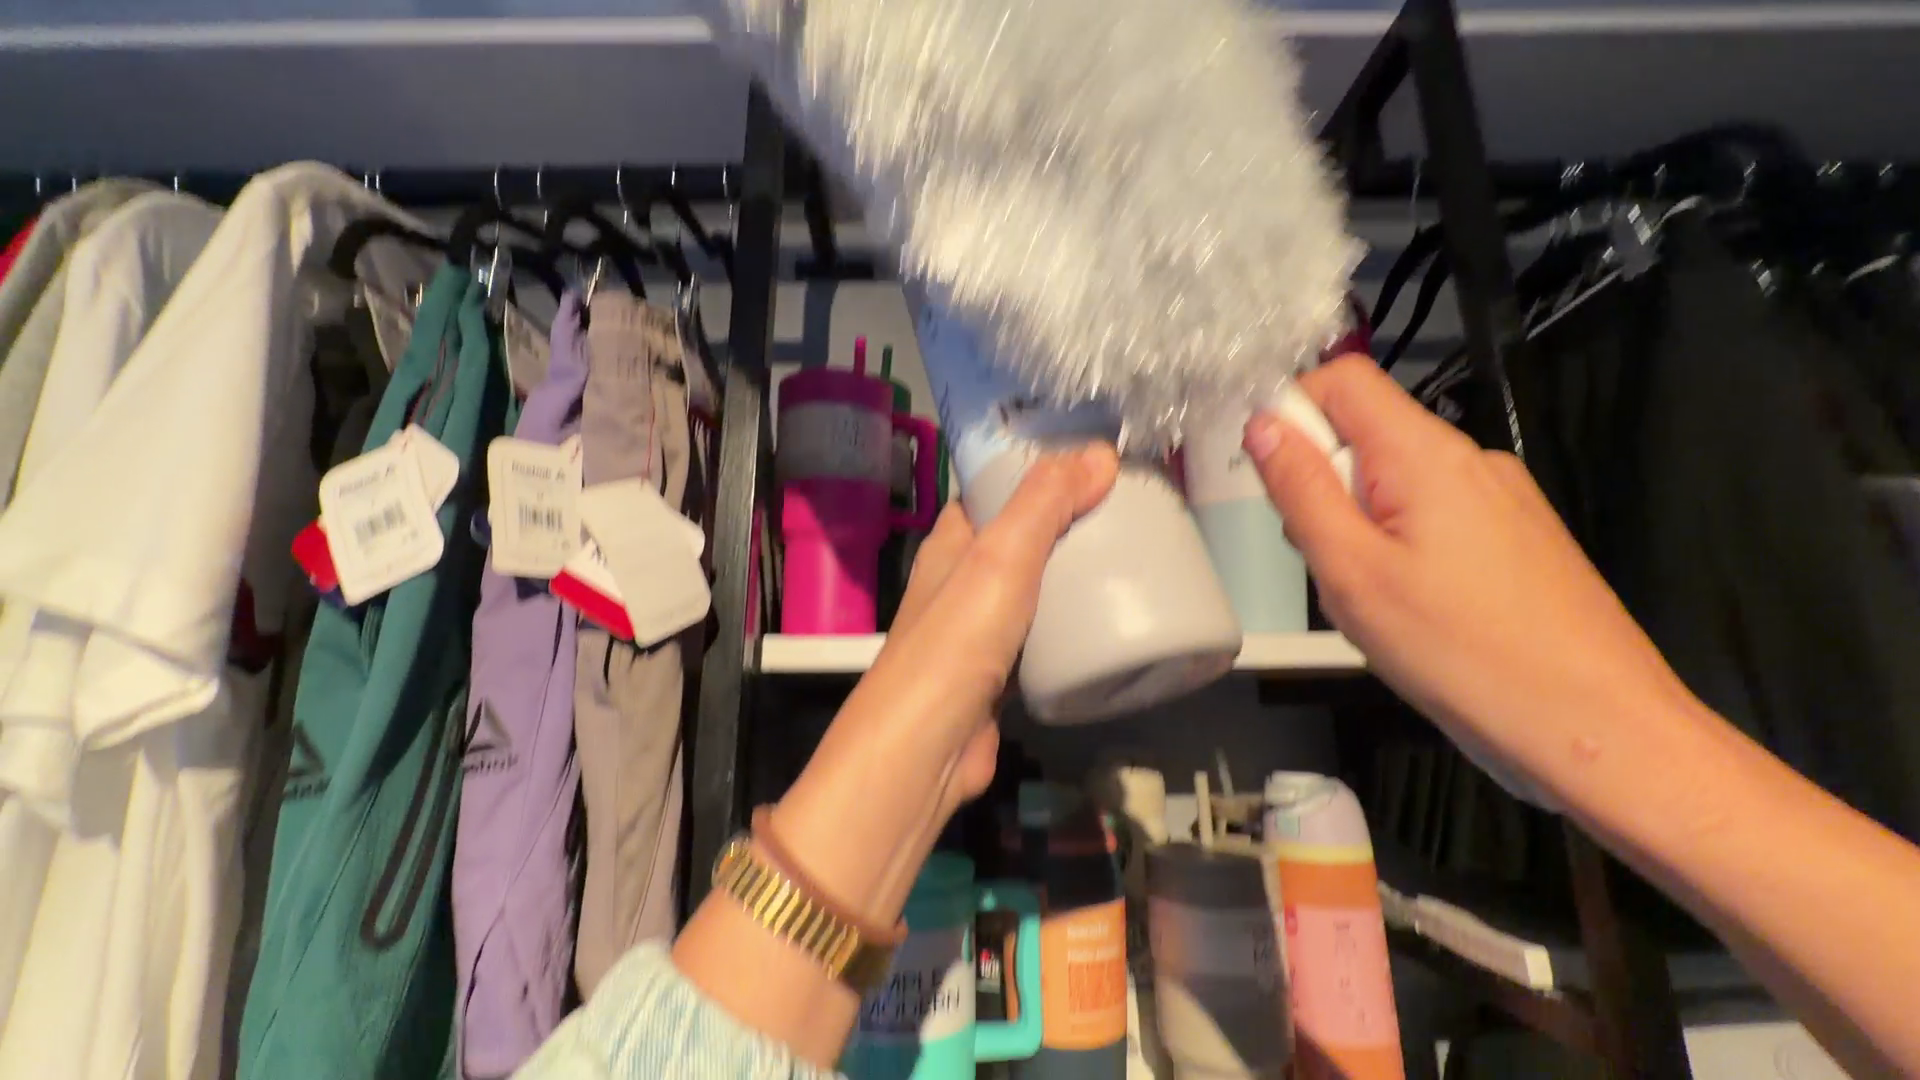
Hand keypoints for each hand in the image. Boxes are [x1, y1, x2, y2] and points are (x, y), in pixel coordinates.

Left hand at [838, 444, 1118, 806]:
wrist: (928, 747)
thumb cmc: (958, 640)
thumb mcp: (1002, 556)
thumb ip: (1045, 502)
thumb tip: (1099, 453)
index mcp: (952, 541)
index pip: (995, 489)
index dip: (1039, 470)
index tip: (1095, 462)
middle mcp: (962, 580)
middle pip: (1022, 537)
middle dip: (1069, 522)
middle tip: (1131, 510)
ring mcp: (980, 629)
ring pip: (1035, 589)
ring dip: (1074, 575)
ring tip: (1133, 556)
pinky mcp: (1002, 673)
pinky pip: (1044, 637)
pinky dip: (1072, 626)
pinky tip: (1112, 622)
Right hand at [1243, 356, 1692, 787]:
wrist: (1596, 727)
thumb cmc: (1459, 650)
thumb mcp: (1351, 572)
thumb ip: (1301, 491)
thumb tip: (1263, 425)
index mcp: (1425, 454)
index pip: (1342, 379)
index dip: (1291, 409)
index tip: (1270, 477)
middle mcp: (1469, 458)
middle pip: (1367, 431)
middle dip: (1321, 481)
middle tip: (1323, 558)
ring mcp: (1501, 496)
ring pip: (1395, 479)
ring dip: (1357, 519)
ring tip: (1368, 595)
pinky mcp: (1518, 535)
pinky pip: (1432, 513)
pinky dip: (1398, 541)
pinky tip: (1413, 606)